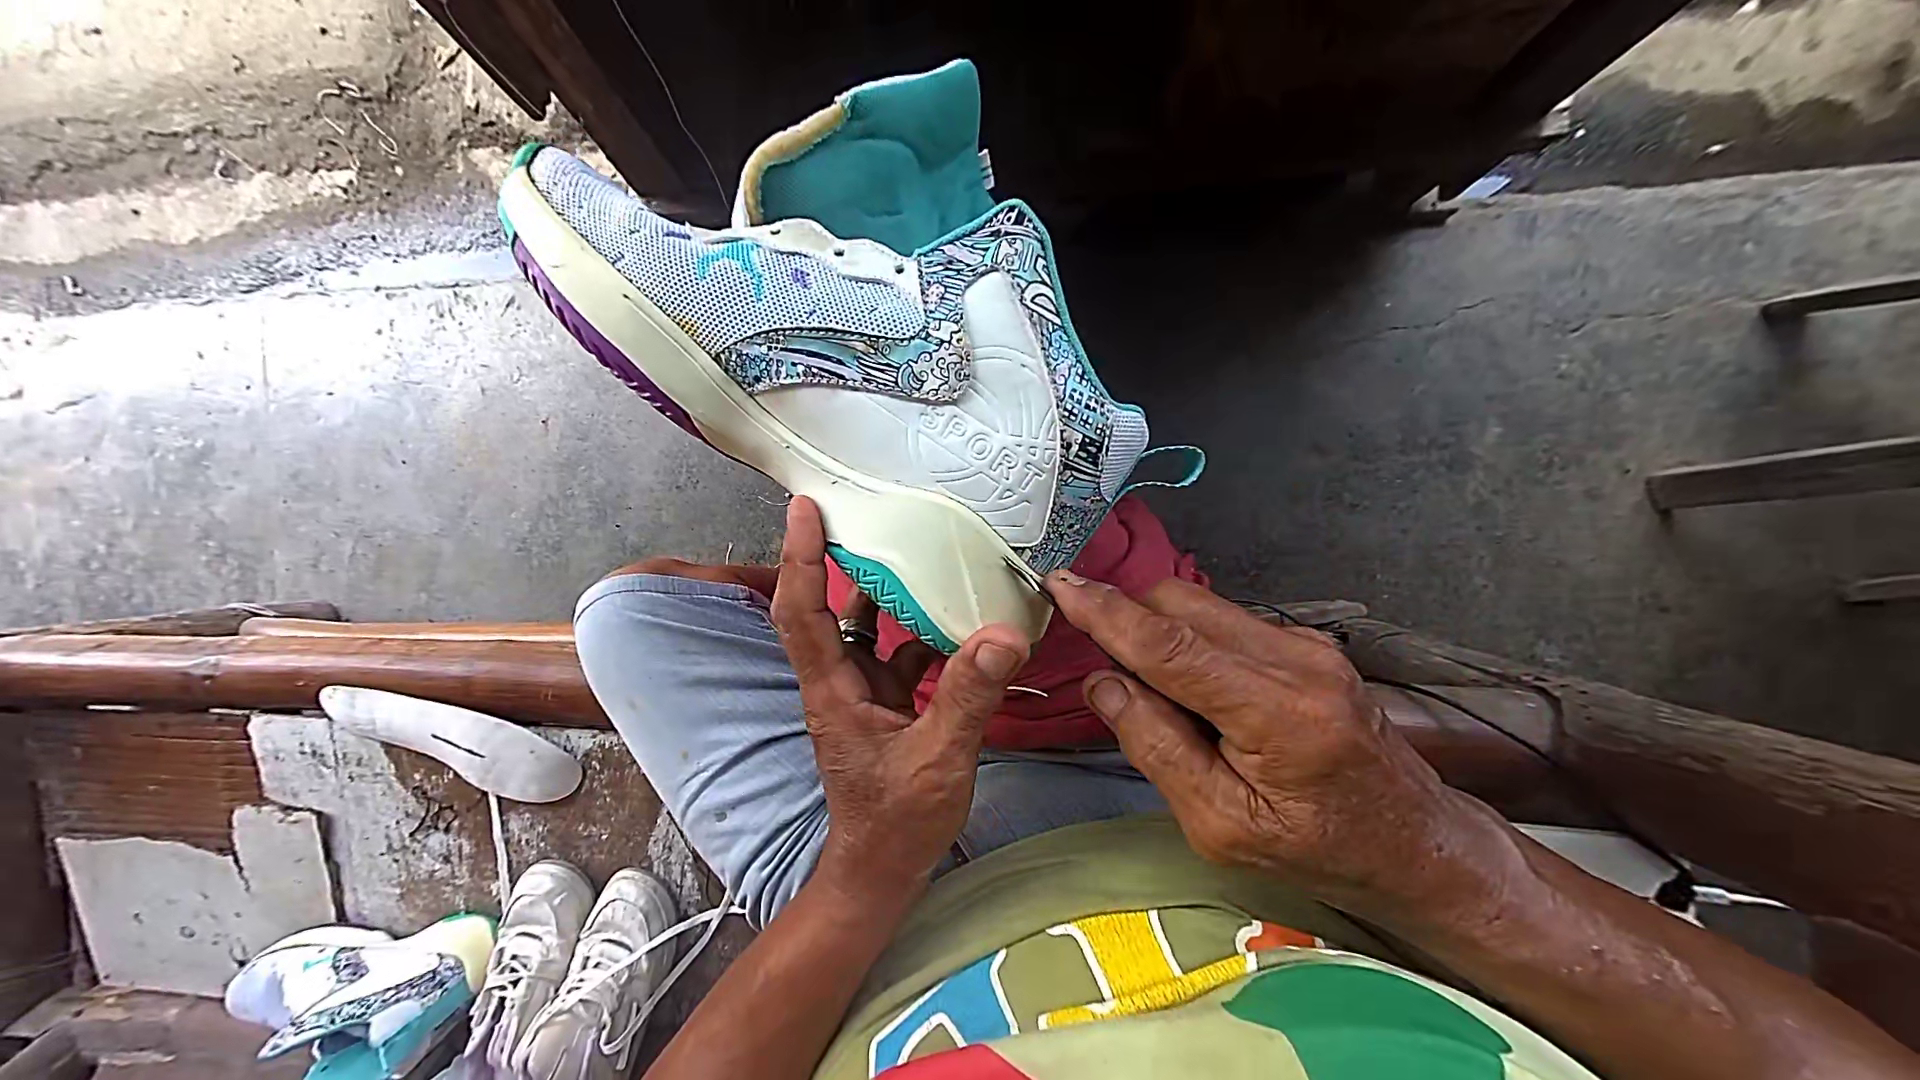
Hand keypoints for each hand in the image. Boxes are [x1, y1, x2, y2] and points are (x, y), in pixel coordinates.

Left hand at [771, 498, 1029, 893]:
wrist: (882, 869)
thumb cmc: (896, 821)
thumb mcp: (937, 759)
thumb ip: (967, 696)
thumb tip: (1002, 633)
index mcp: (833, 689)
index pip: (802, 610)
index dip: (800, 557)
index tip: (805, 508)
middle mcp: (839, 680)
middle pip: (828, 605)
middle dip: (839, 556)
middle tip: (864, 508)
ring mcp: (862, 689)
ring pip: (867, 626)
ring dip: (886, 590)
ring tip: (918, 549)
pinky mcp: (886, 700)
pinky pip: (900, 650)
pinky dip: (923, 630)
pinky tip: (957, 617)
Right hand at [1045, 573, 1522, 925]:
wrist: (1413, 841)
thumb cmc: (1316, 848)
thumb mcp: (1220, 825)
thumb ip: (1156, 747)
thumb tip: (1102, 682)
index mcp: (1278, 714)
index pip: (1170, 646)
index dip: (1108, 613)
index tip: (1061, 584)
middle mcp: (1296, 661)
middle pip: (1182, 606)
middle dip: (1127, 616)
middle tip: (1099, 656)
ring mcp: (1307, 645)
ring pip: (1200, 604)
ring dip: (1156, 628)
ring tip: (1153, 686)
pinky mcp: (1306, 642)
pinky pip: (1223, 620)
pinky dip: (1188, 637)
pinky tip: (1194, 687)